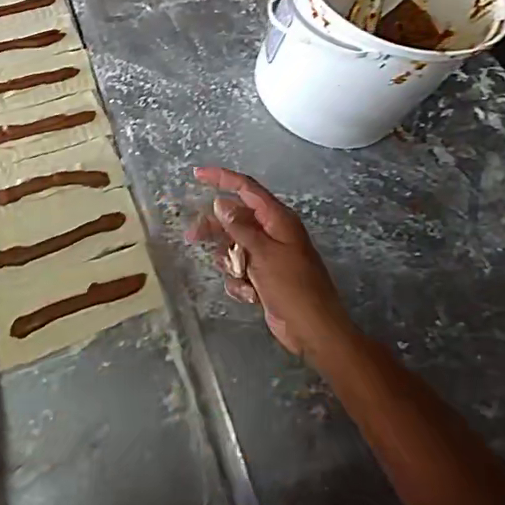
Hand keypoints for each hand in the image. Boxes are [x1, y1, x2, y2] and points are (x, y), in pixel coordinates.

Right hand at [186, 167, 353, 358]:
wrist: (313, 330)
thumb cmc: (292, 287)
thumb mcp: (264, 254)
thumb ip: (240, 227)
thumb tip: (220, 202)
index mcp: (277, 219)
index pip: (246, 189)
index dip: (222, 178)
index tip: (197, 174)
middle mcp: (272, 232)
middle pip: (235, 218)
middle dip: (215, 229)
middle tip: (191, 237)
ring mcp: (268, 255)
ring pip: (234, 246)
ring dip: (231, 261)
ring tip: (239, 276)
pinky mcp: (263, 276)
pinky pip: (240, 270)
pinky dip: (240, 282)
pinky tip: (249, 294)